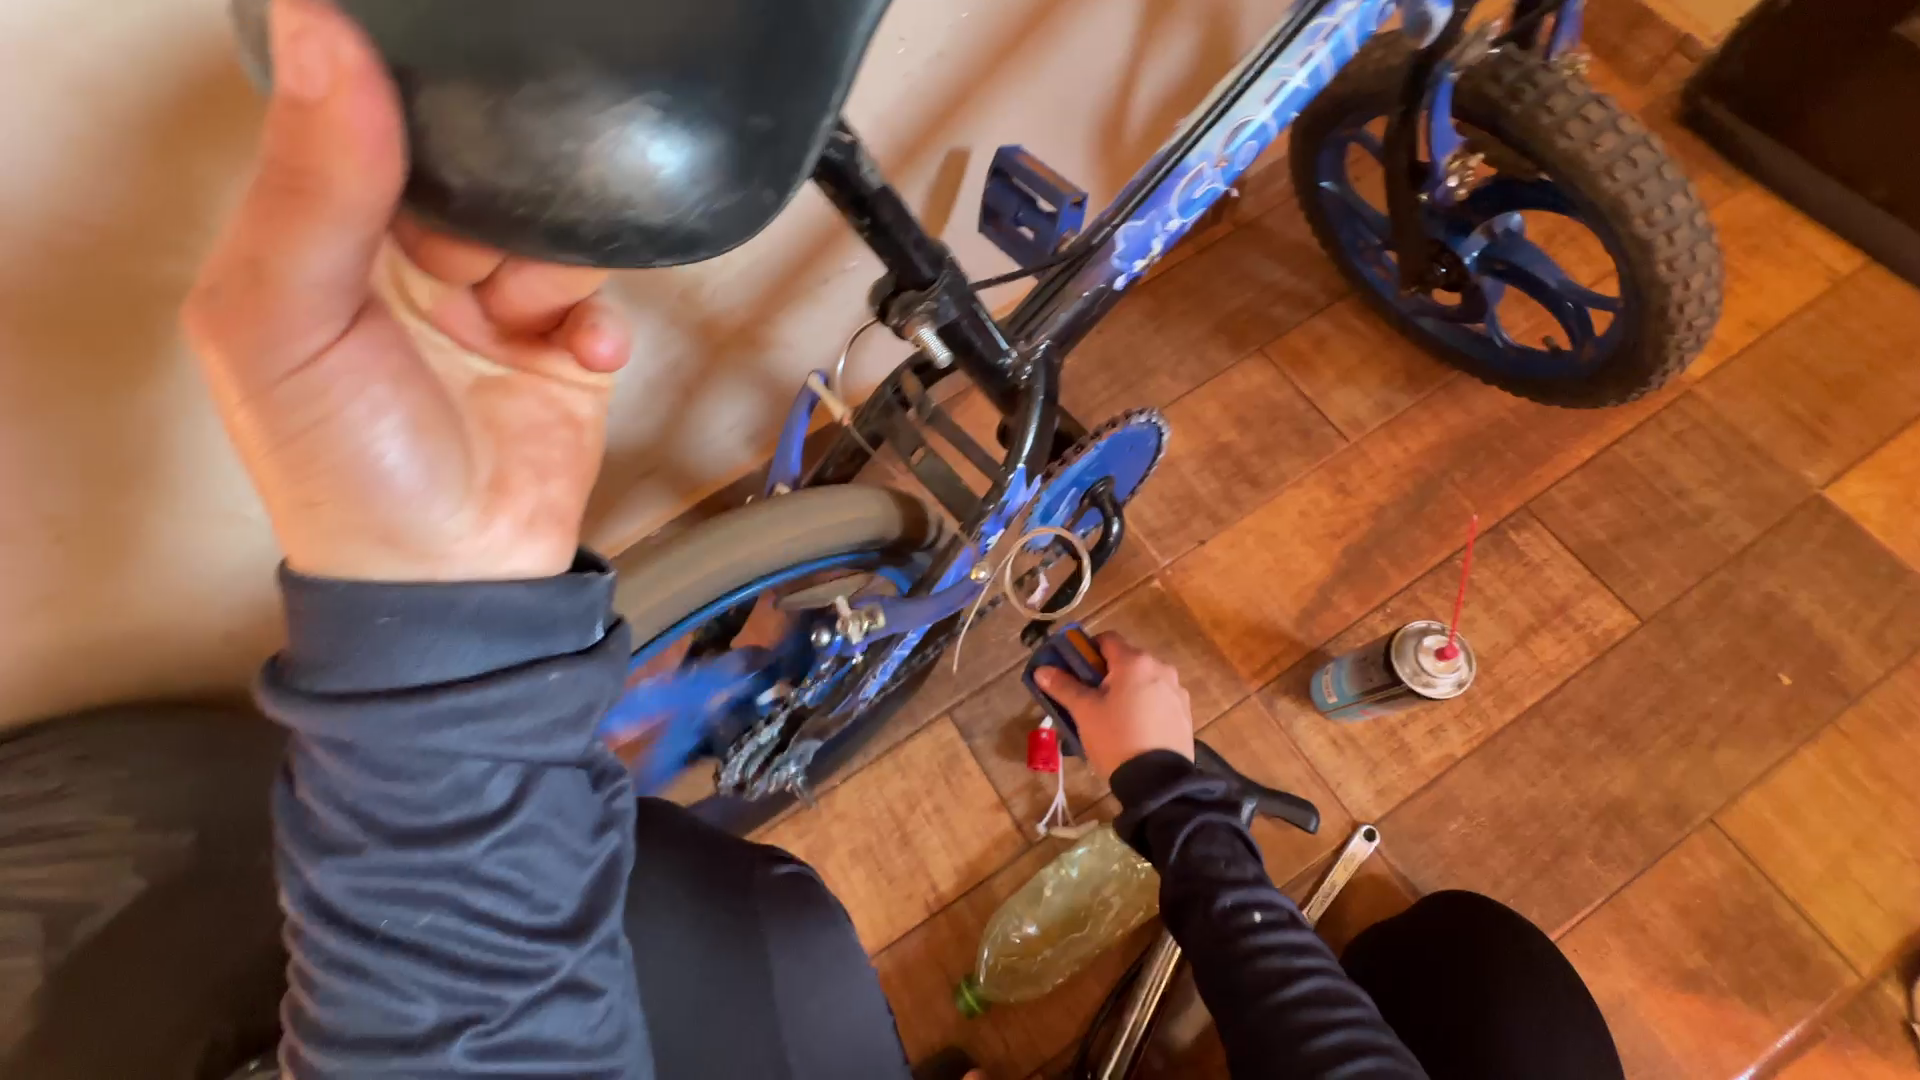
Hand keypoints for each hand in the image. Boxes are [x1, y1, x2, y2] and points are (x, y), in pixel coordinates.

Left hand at [183, 0, 632, 581]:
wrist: (455, 572)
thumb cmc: (346, 461)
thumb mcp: (291, 317)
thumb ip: (315, 184)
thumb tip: (319, 28)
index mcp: (322, 245)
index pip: (360, 133)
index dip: (402, 116)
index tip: (448, 105)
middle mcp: (411, 271)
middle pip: (475, 182)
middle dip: (493, 209)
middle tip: (477, 265)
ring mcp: (499, 316)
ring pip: (549, 239)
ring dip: (553, 270)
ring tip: (533, 318)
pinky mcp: (566, 358)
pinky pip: (598, 306)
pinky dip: (600, 322)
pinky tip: (588, 351)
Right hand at [1033, 633, 1194, 775]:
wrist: (1157, 782)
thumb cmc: (1116, 738)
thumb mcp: (1084, 712)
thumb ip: (1063, 686)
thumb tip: (1041, 670)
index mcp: (1134, 662)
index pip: (1106, 639)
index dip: (1087, 650)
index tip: (1075, 671)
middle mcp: (1160, 668)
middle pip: (1126, 660)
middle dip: (1106, 674)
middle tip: (1090, 698)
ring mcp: (1177, 691)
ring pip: (1144, 680)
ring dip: (1127, 689)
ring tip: (1113, 718)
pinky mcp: (1185, 713)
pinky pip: (1159, 699)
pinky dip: (1145, 705)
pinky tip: (1135, 729)